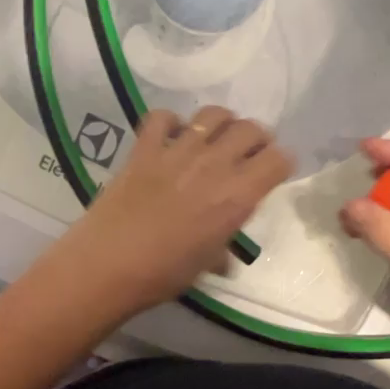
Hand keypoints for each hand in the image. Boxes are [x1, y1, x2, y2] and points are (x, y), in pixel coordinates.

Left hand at [39, 106, 292, 316]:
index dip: (280, 164)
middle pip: (251, 128)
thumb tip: (224, 255)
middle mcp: (215, 165)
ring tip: (213, 140)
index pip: (280, 159)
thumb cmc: (164, 274)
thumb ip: (222, 245)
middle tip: (246, 154)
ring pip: (214, 114)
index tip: (272, 174)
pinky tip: (169, 137)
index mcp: (238, 196)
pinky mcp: (144, 148)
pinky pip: (162, 117)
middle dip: (256, 139)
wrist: (109, 265)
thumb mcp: (206, 263)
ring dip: (221, 123)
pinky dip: (170, 122)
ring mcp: (178, 151)